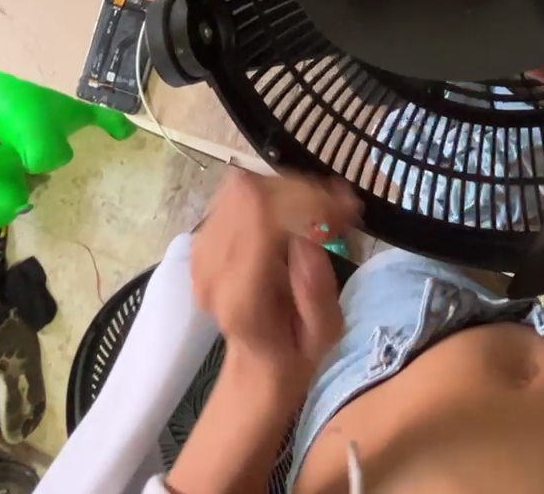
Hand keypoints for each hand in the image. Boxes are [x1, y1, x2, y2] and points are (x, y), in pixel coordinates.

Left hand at [191, 170, 359, 390]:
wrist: (258, 357)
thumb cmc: (296, 347)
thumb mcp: (326, 331)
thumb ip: (317, 289)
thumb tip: (309, 236)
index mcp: (241, 298)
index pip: (262, 219)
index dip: (305, 201)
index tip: (342, 212)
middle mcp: (212, 270)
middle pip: (250, 195)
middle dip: (301, 191)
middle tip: (338, 209)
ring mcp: (201, 252)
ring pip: (243, 187)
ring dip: (288, 189)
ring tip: (319, 209)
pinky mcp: (203, 238)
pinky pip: (236, 194)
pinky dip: (273, 192)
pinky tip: (296, 211)